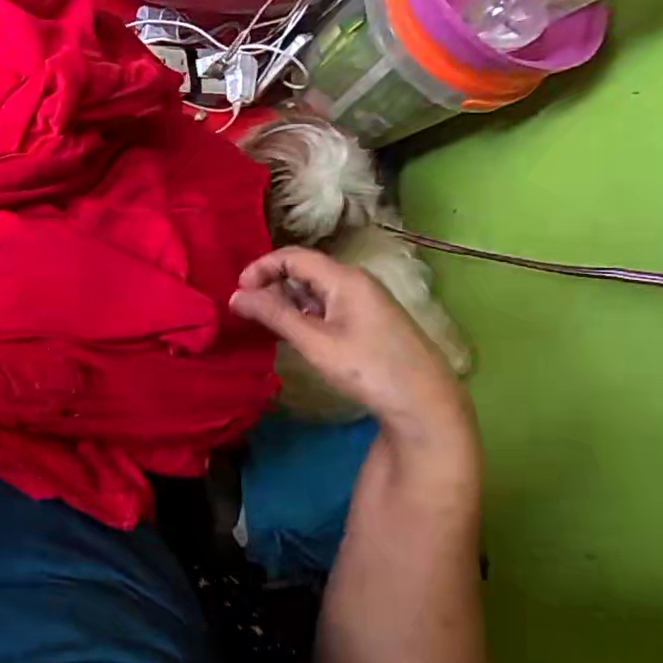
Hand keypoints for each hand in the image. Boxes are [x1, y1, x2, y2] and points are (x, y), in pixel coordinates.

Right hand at [230, 247, 471, 433]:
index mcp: (345, 278)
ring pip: (315, 288)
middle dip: (272, 284)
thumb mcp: (314, 342)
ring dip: (287, 300)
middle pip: (304, 269)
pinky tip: (296, 333)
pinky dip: (305, 312)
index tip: (239, 293)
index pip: (293, 256)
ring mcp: (365, 301)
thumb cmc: (368, 369)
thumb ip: (274, 315)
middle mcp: (356, 282)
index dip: (261, 268)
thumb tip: (235, 296)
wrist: (427, 405)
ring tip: (267, 324)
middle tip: (248, 311)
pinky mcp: (369, 320)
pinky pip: (328, 304)